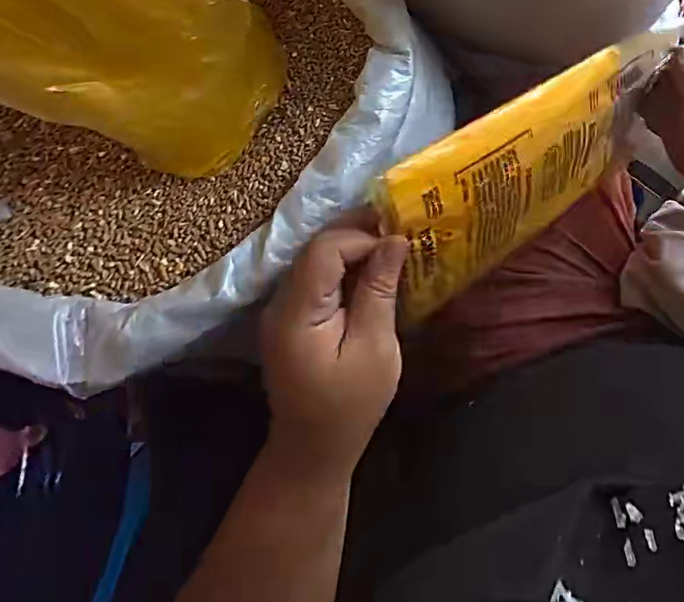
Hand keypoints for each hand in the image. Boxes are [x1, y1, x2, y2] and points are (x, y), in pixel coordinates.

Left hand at [259, 225, 409, 472]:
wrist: (313, 450)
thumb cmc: (351, 404)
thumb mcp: (375, 347)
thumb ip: (379, 290)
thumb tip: (395, 239)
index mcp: (297, 314)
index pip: (324, 250)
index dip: (362, 238)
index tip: (400, 246)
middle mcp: (281, 304)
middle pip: (317, 247)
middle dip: (360, 233)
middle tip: (402, 233)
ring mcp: (283, 309)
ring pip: (317, 257)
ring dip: (356, 246)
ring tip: (393, 247)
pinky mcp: (292, 315)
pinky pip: (318, 274)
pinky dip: (347, 264)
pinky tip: (374, 269)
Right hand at [638, 44, 683, 192]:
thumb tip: (676, 47)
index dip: (669, 52)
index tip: (647, 52)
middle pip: (668, 72)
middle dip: (651, 70)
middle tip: (630, 69)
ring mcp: (680, 110)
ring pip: (658, 92)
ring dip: (644, 89)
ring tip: (626, 86)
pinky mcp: (668, 128)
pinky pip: (652, 112)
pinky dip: (642, 109)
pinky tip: (631, 106)